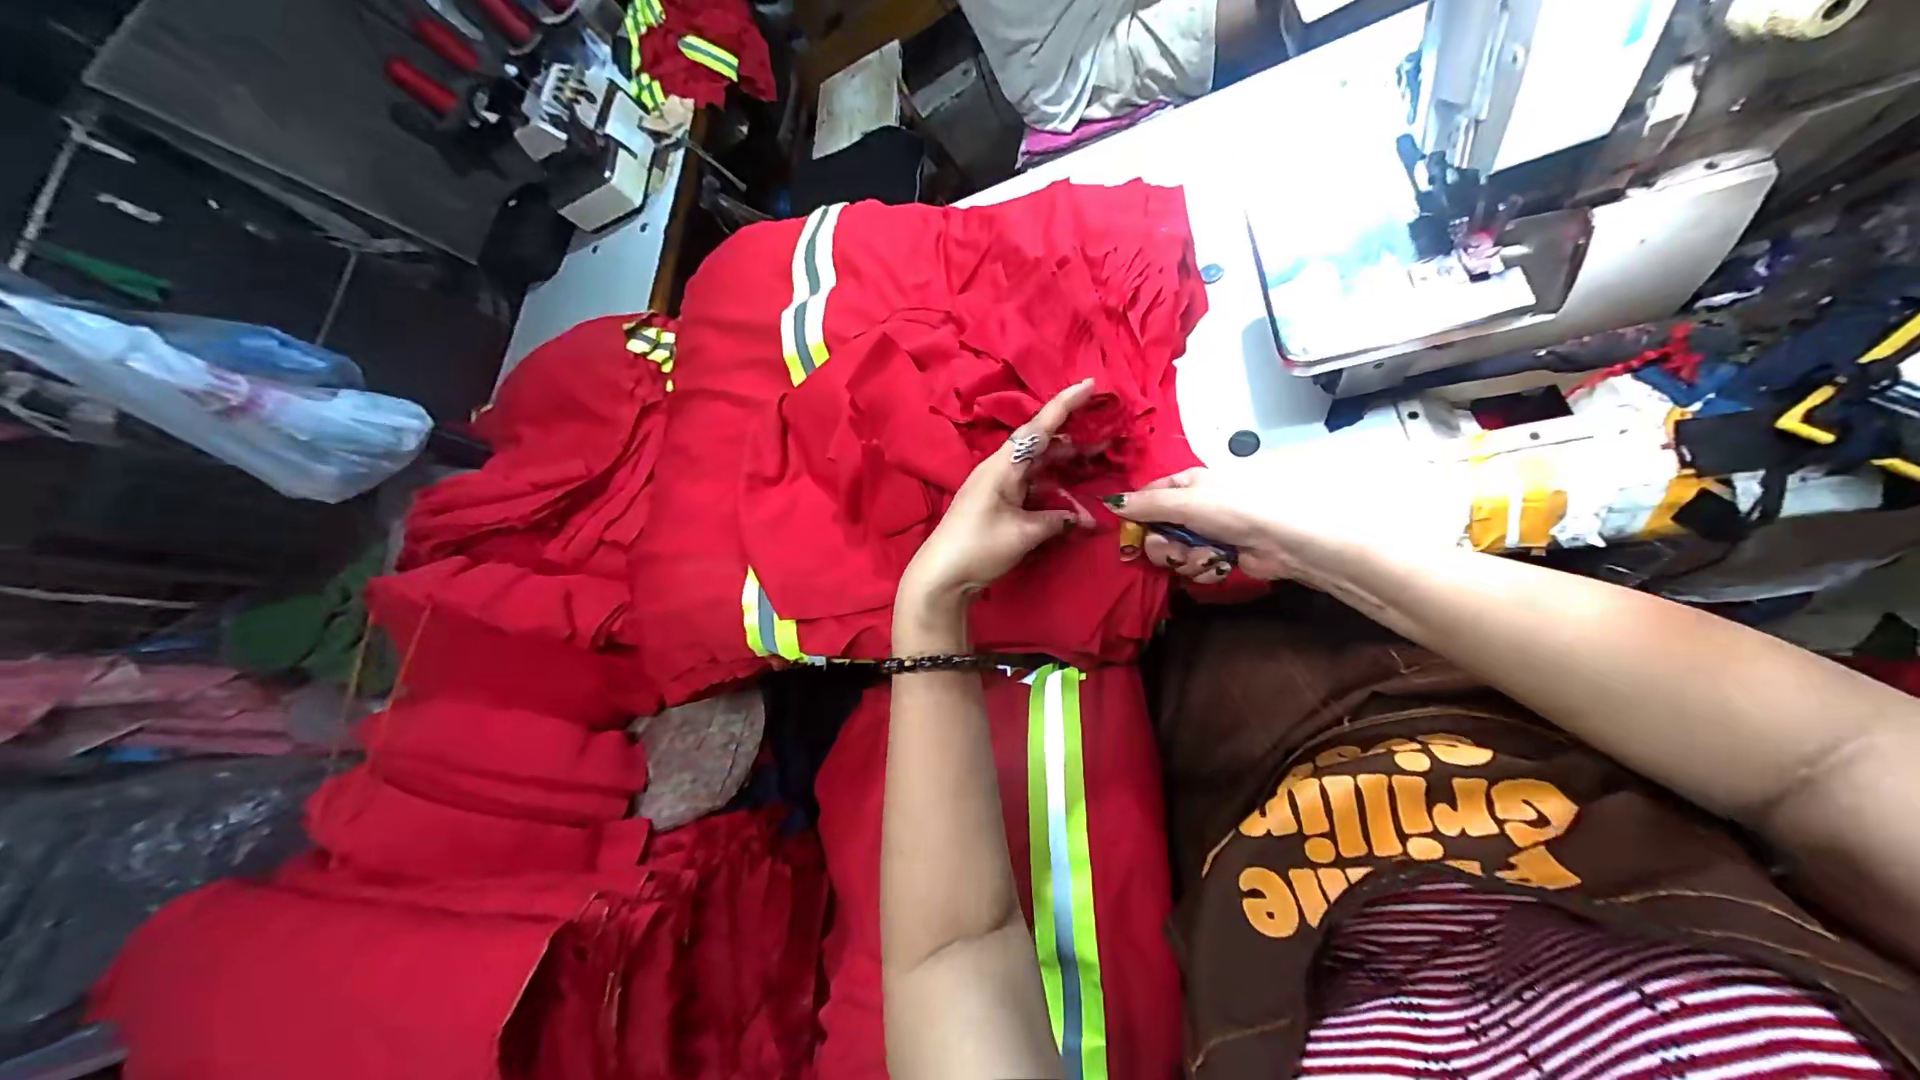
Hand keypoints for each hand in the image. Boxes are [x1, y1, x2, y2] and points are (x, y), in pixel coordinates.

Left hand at [897, 380, 1098, 613]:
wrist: (941, 577)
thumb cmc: (978, 547)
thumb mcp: (1022, 534)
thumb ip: (1056, 520)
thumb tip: (1081, 517)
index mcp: (1002, 466)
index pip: (1038, 427)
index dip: (1065, 405)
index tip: (1089, 384)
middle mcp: (999, 469)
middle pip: (1040, 445)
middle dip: (1074, 439)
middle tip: (1106, 438)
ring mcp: (997, 487)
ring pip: (1038, 466)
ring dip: (1065, 463)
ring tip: (1095, 460)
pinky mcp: (997, 504)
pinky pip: (1031, 485)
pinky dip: (1053, 486)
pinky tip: (1070, 493)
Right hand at [1107, 469, 1295, 581]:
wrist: (1281, 541)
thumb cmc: (1233, 511)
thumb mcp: (1185, 502)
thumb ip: (1146, 505)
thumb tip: (1107, 502)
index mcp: (1185, 484)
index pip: (1146, 499)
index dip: (1136, 517)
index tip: (1131, 533)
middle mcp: (1192, 507)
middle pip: (1155, 531)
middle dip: (1164, 546)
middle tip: (1175, 549)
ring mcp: (1203, 533)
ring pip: (1173, 553)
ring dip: (1186, 559)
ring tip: (1206, 556)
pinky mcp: (1215, 556)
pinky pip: (1192, 567)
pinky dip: (1204, 568)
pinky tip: (1219, 564)